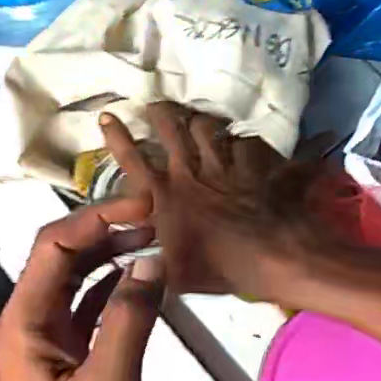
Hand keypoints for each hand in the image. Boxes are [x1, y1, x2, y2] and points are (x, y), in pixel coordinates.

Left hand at [0, 198, 163, 380]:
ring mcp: (39, 343)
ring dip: (108, 258)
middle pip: (61, 258)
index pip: (54, 246)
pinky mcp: (56, 362)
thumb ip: (129, 321)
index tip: (146, 204)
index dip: (97, 216)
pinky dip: (110, 292)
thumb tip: (151, 259)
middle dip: (105, 230)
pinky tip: (140, 284)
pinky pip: (82, 312)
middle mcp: (24, 323)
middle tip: (156, 217)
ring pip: (72, 283)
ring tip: (154, 240)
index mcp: (22, 323)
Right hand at [100, 103, 328, 298]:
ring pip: (207, 127)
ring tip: (197, 119)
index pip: (133, 159)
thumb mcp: (176, 274)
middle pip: (171, 128)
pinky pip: (244, 141)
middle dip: (160, 112)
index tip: (108, 115)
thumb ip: (154, 262)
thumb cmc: (221, 267)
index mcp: (165, 195)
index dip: (117, 136)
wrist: (273, 257)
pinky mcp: (255, 164)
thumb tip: (139, 262)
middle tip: (155, 106)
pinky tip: (241, 142)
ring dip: (199, 121)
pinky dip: (239, 140)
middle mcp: (191, 171)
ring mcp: (225, 164)